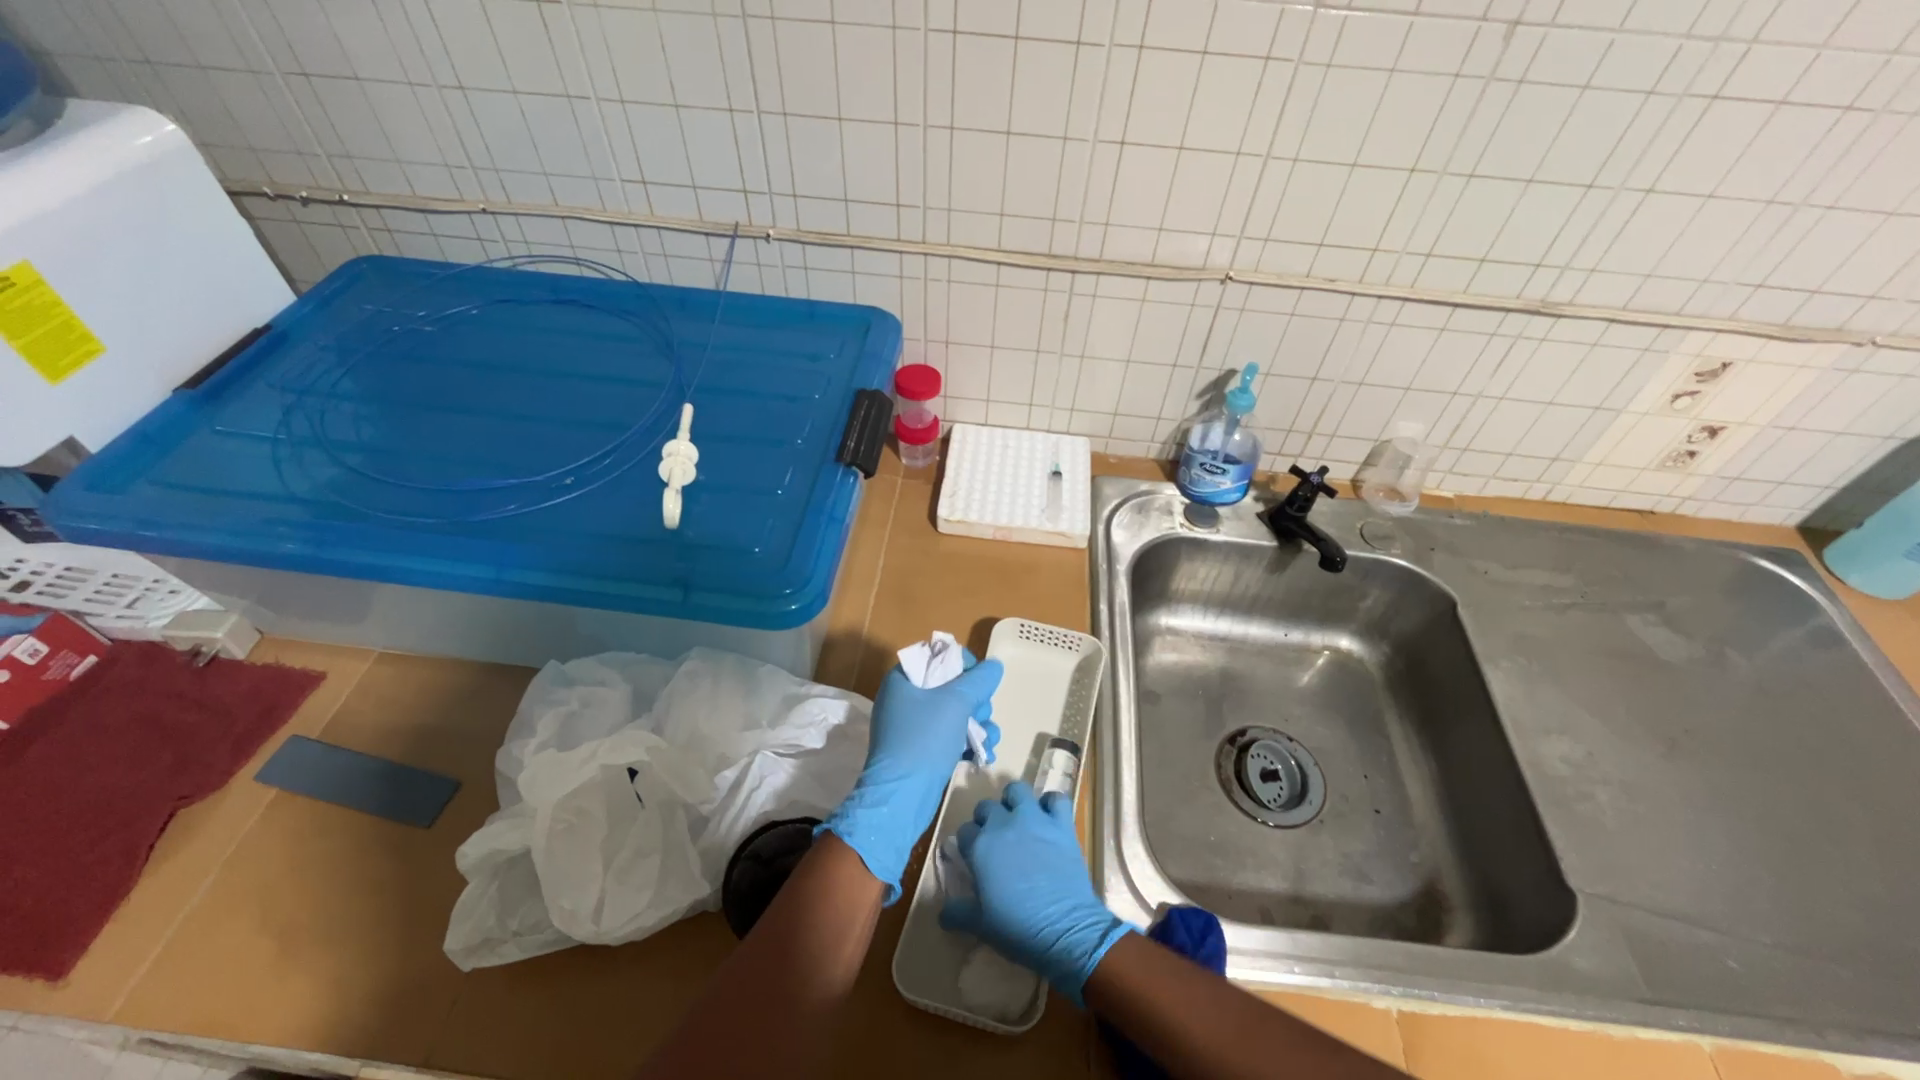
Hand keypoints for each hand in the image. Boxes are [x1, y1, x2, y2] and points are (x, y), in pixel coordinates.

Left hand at [820, 654, 1002, 902]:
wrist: (901, 797)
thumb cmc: (924, 740)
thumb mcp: (955, 703)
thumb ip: (979, 681)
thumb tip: (994, 665)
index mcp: (903, 679)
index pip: (938, 657)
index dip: (965, 665)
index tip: (980, 684)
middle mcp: (905, 698)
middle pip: (952, 685)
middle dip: (975, 701)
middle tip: (981, 715)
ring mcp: (912, 726)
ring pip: (955, 712)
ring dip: (977, 723)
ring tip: (988, 740)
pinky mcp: (921, 750)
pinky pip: (950, 735)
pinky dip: (967, 741)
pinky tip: (984, 754)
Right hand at [940, 781, 1132, 1005]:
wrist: (1066, 931)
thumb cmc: (1018, 928)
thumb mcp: (980, 925)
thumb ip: (958, 913)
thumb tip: (943, 914)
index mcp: (980, 847)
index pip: (964, 831)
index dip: (968, 843)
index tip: (975, 858)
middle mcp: (1004, 826)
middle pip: (987, 806)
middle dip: (987, 819)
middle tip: (996, 841)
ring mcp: (1035, 820)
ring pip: (1017, 790)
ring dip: (1014, 801)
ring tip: (1019, 819)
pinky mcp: (1062, 825)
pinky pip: (1057, 799)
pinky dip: (1052, 804)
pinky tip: (1049, 818)